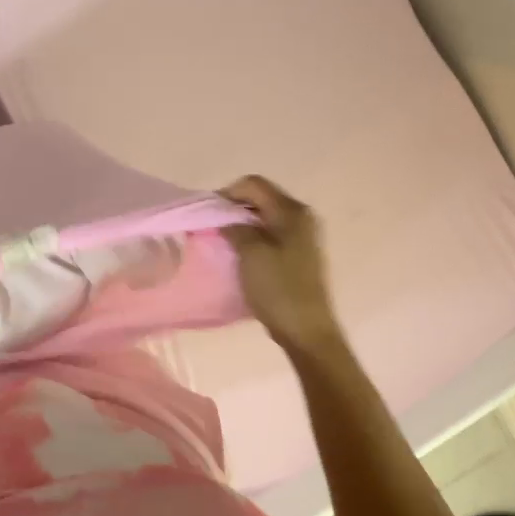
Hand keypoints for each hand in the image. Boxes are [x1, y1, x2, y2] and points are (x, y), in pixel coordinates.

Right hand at [220, 175, 345, 358]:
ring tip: (222, 240)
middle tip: (212, 226)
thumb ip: (235, 228)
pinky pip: (270, 233)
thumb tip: (225, 219)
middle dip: (234, 208)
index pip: (253, 185)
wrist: (306, 330)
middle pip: (260, 197)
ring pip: (264, 216)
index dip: (227, 193)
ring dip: (242, 223)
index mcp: (292, 211)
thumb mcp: (250, 253)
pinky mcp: (299, 253)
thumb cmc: (278, 289)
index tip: (208, 214)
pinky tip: (240, 253)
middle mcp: (301, 216)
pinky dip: (253, 236)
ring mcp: (302, 235)